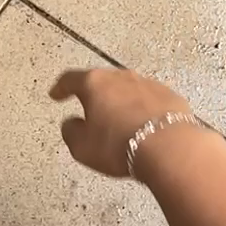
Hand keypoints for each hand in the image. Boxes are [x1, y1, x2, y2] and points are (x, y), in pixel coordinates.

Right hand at [50, 68, 194, 178]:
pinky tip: (145, 126)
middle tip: (90, 112)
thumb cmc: (118, 146)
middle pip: (101, 82)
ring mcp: (147, 83)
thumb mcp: (82, 147)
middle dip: (94, 96)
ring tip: (119, 122)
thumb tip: (71, 123)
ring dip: (120, 102)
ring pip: (127, 90)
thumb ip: (71, 131)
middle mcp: (120, 76)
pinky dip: (143, 110)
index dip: (60, 88)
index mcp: (93, 83)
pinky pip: (149, 101)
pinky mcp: (170, 96)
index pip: (70, 79)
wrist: (170, 148)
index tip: (55, 94)